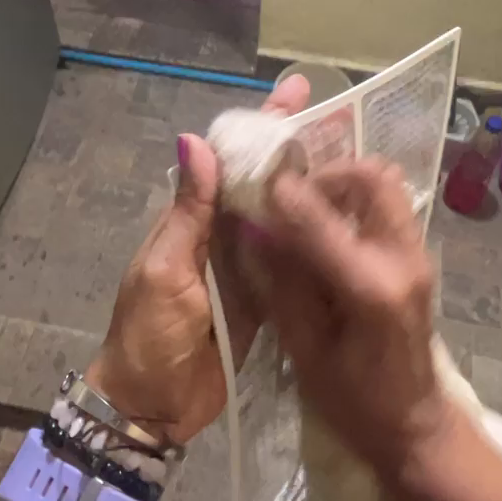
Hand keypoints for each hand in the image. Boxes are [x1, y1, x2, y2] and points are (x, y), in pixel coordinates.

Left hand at [84, 75, 310, 444]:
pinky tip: (341, 219)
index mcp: (192, 219)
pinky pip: (288, 258)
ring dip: (308, 187)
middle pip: (260, 181)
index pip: (228, 160)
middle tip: (337, 116)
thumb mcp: (165, 270)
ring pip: (279, 216)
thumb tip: (195, 140)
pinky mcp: (264, 297)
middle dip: (293, 147)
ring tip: (352, 156)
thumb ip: (188, 213)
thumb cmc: (150, 334)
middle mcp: (220, 233)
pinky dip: (310, 236)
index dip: (259, 127)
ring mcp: (244, 266)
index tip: (294, 94)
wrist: (153, 406)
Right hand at [254, 160, 456, 475]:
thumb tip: (255, 226)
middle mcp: (403, 259)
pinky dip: (356, 199)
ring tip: (308, 209)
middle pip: (372, 177)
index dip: (285, 194)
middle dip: (326, 175)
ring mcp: (417, 254)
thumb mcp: (305, 350)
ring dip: (343, 184)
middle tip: (293, 196)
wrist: (416, 428)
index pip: (322, 219)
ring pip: (384, 184)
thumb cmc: (354, 403)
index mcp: (372, 289)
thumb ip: (283, 283)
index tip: (257, 185)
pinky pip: (388, 204)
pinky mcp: (418, 256)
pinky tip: (327, 227)